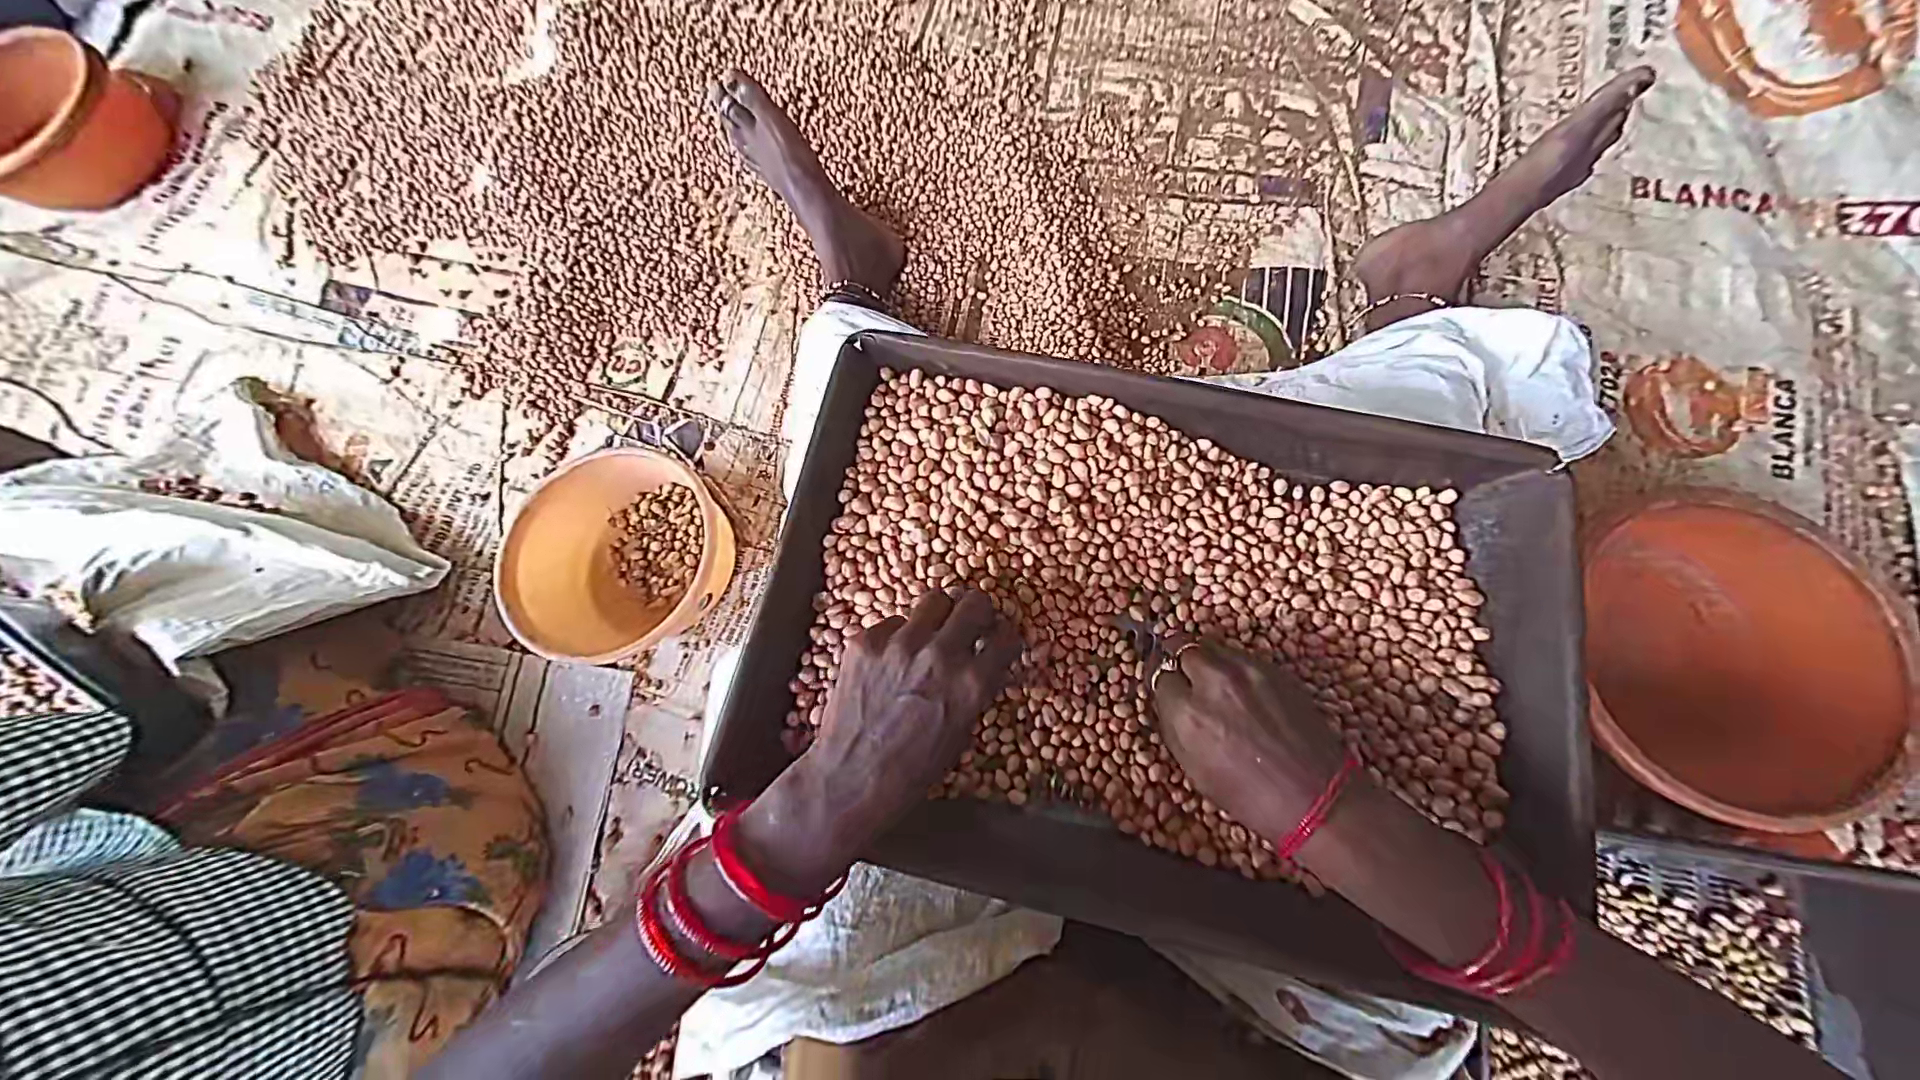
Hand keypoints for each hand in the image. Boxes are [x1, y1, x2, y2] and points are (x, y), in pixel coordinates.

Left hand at [738, 588, 1019, 892]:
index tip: (999, 638)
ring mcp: (899, 644)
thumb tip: (985, 663)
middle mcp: (939, 655)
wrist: (851, 778)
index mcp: (971, 683)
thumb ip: (976, 690)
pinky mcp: (867, 641)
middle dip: (979, 612)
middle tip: (973, 622)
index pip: (1006, 637)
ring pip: (935, 600)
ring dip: (941, 615)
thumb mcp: (961, 732)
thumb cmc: (912, 770)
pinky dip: (900, 635)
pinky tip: (894, 659)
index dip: (1006, 637)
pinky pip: (894, 623)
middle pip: (975, 603)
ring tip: (934, 632)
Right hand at [1149, 635, 1351, 854]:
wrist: (1317, 799)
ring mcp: (1247, 672)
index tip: (1164, 683)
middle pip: (1182, 648)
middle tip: (1181, 672)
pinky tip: (1237, 685)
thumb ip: (1173, 725)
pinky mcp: (1274, 670)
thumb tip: (1167, 699)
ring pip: (1211, 645)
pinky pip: (1240, 654)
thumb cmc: (1250, 795)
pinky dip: (1231, 664)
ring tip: (1208, 676)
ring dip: (1204, 656)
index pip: (1160, 675)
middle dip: (1179, 660)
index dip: (1162, 681)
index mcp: (1188, 713)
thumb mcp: (1192, 767)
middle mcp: (1213, 683)